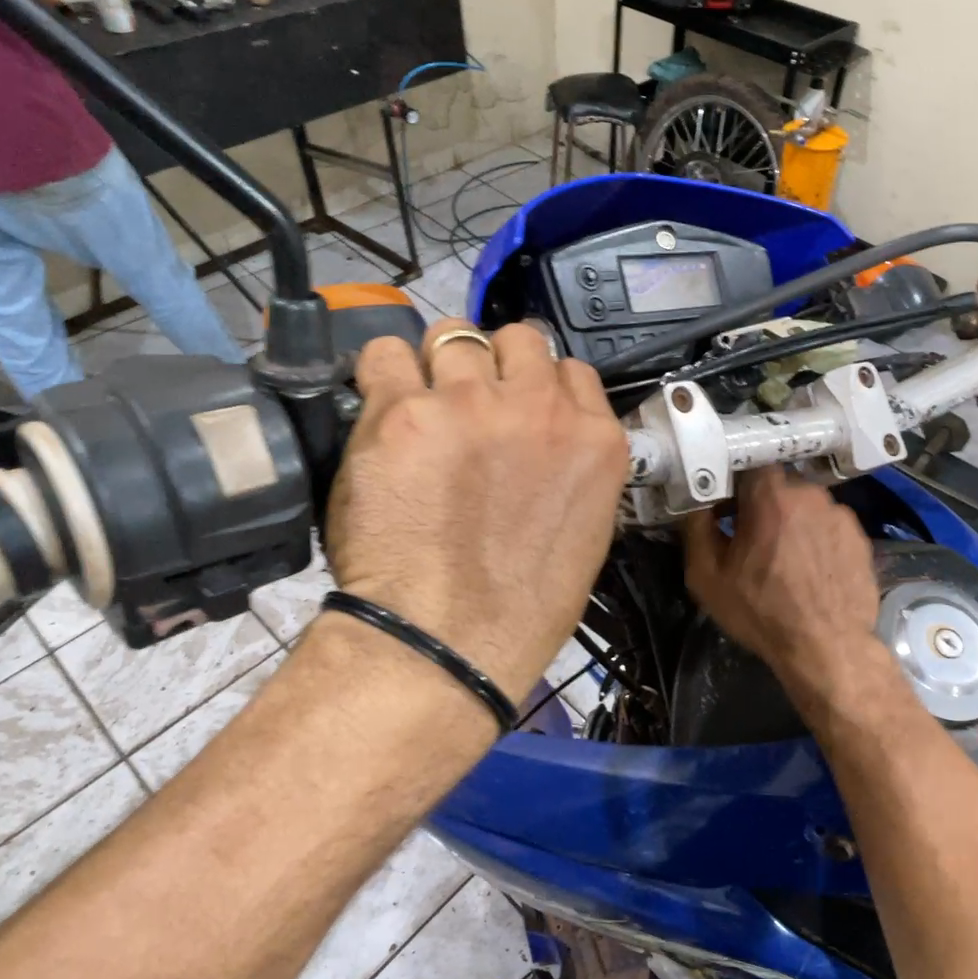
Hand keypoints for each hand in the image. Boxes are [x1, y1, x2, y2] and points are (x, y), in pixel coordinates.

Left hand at [322, 320, 628, 699]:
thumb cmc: (523, 609)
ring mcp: (471, 404)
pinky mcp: (404, 412)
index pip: (571, 369)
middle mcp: (540, 407)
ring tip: (420, 405)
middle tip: (468, 401)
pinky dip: (384, 373)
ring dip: (439, 365)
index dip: (538, 384)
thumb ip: (571, 467)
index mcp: (595, 439)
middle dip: (494, 363)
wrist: (448, 642)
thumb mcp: (586, 531)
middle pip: (517, 339)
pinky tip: (382, 406)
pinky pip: (387, 355)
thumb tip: (544, 442)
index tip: (517, 404)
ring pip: (453, 336)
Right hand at [681, 469, 881, 678]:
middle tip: (753, 540)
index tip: (727, 505)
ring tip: (786, 561)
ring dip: (793, 524)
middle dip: (764, 507)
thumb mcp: (708, 577)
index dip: (736, 483)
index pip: (750, 465)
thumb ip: (696, 528)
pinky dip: (818, 541)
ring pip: (807, 508)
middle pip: (780, 487)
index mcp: (771, 497)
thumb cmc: (762, 613)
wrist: (827, 648)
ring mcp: (841, 515)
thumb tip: (696, 502)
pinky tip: (812, 571)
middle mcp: (810, 495)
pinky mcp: (861, 537)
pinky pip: (830, 528)